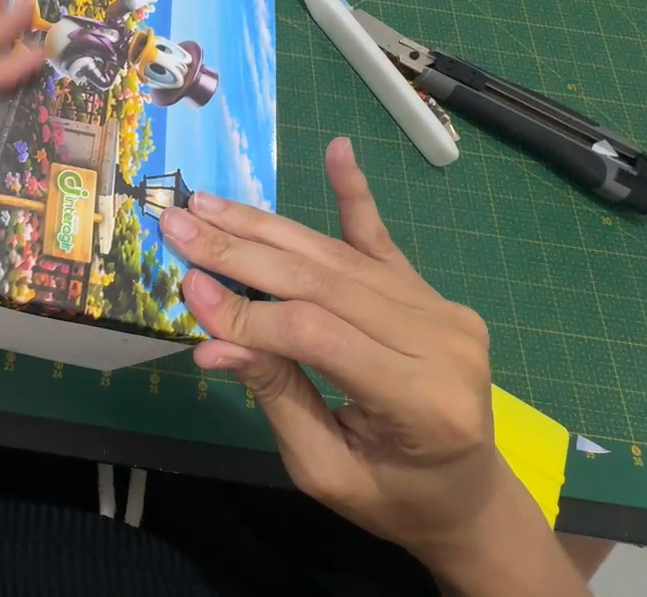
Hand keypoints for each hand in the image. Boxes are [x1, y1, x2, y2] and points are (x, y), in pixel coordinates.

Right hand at [160, 139, 576, 588]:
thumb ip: (275, 395)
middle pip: (321, 280)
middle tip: (177, 223)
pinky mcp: (428, 291)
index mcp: (424, 402)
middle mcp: (441, 341)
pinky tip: (340, 151)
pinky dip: (354, 193)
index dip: (245, 310)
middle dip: (238, 251)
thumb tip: (209, 340)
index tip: (184, 287)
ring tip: (205, 203)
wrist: (470, 496)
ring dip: (262, 225)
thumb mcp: (324, 469)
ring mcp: (440, 308)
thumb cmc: (393, 495)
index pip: (314, 333)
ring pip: (333, 255)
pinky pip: (380, 238)